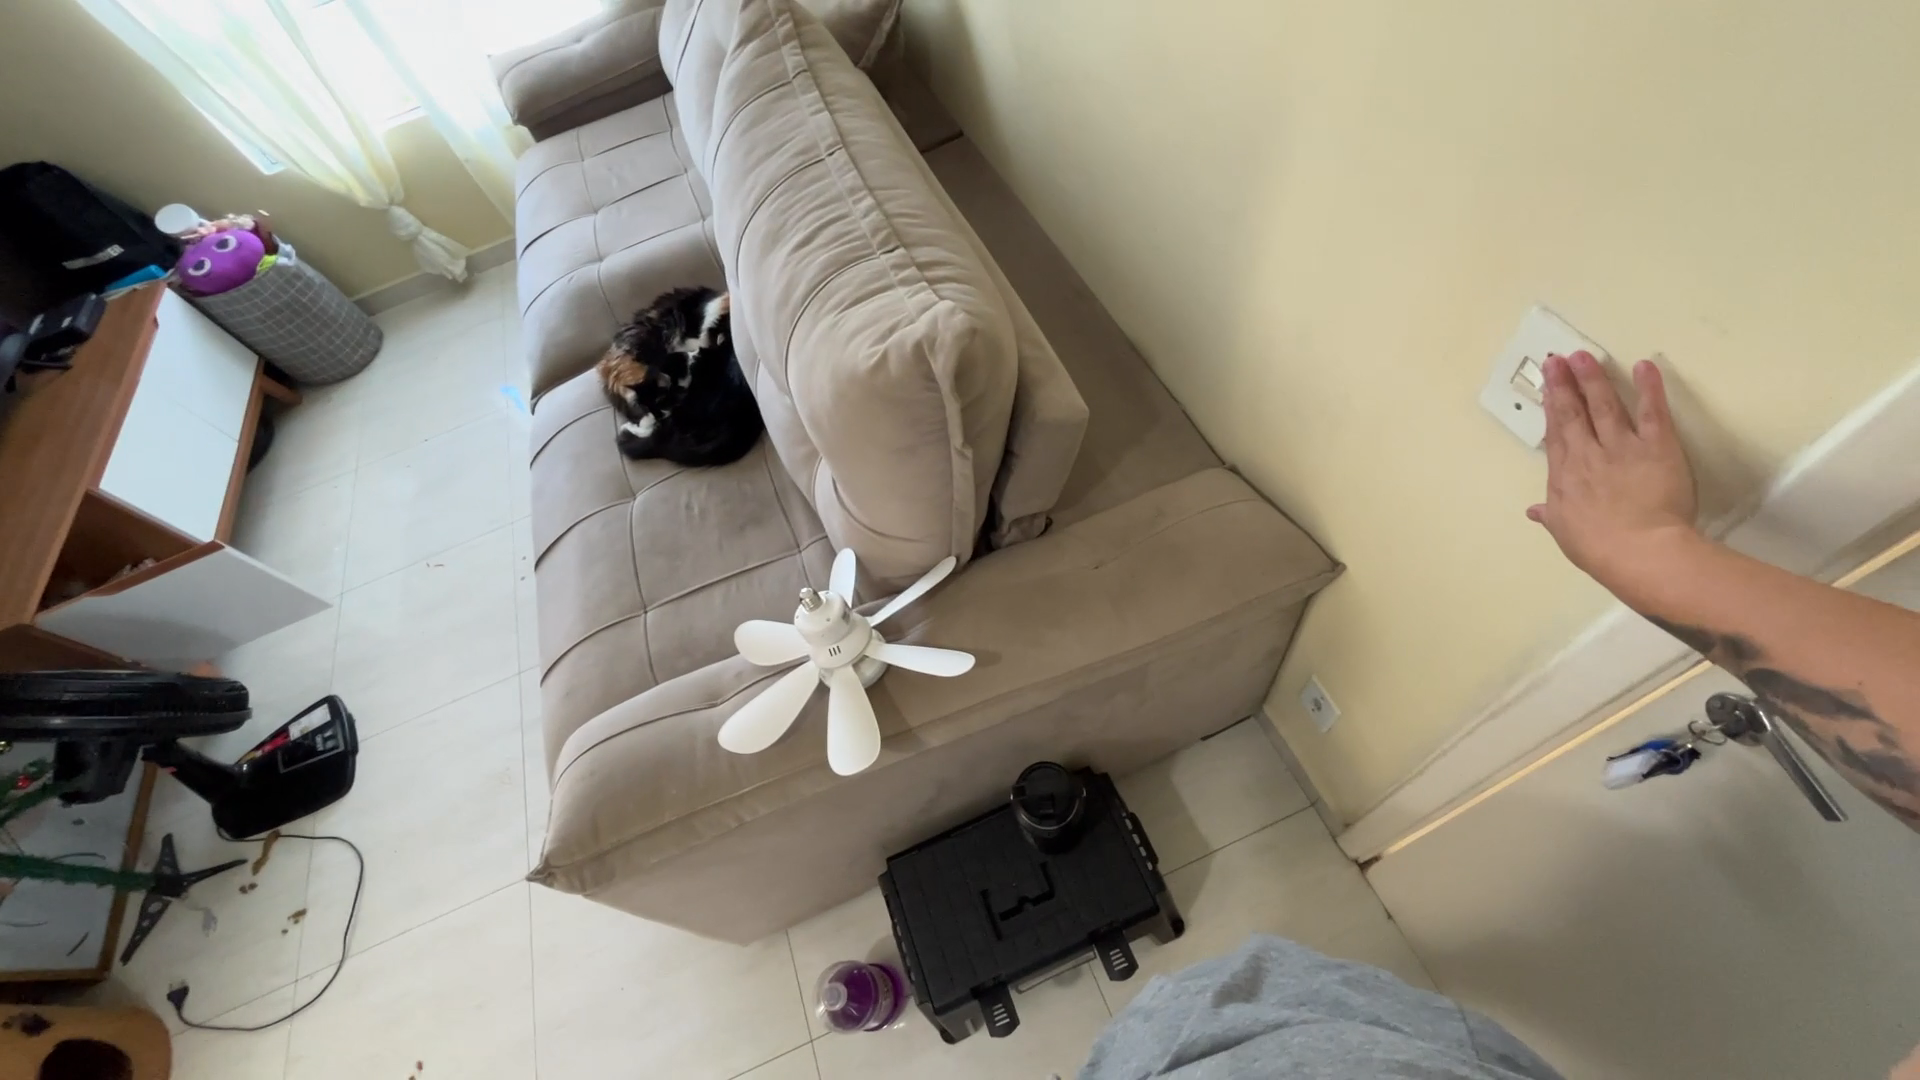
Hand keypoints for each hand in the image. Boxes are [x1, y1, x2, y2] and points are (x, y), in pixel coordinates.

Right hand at [1527, 351, 1700, 598]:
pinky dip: (1648, 388)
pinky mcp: (1656, 447)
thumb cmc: (1595, 545)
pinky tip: (1644, 366)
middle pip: (1572, 412)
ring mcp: (1621, 447)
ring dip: (1594, 379)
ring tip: (1585, 356)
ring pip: (1604, 405)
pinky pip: (1652, 412)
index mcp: (1563, 473)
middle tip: (1558, 359)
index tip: (1547, 382)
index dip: (1550, 404)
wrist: (1637, 550)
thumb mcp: (1563, 529)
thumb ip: (1550, 514)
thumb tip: (1534, 511)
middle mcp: (1587, 453)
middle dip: (1564, 383)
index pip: (1555, 431)